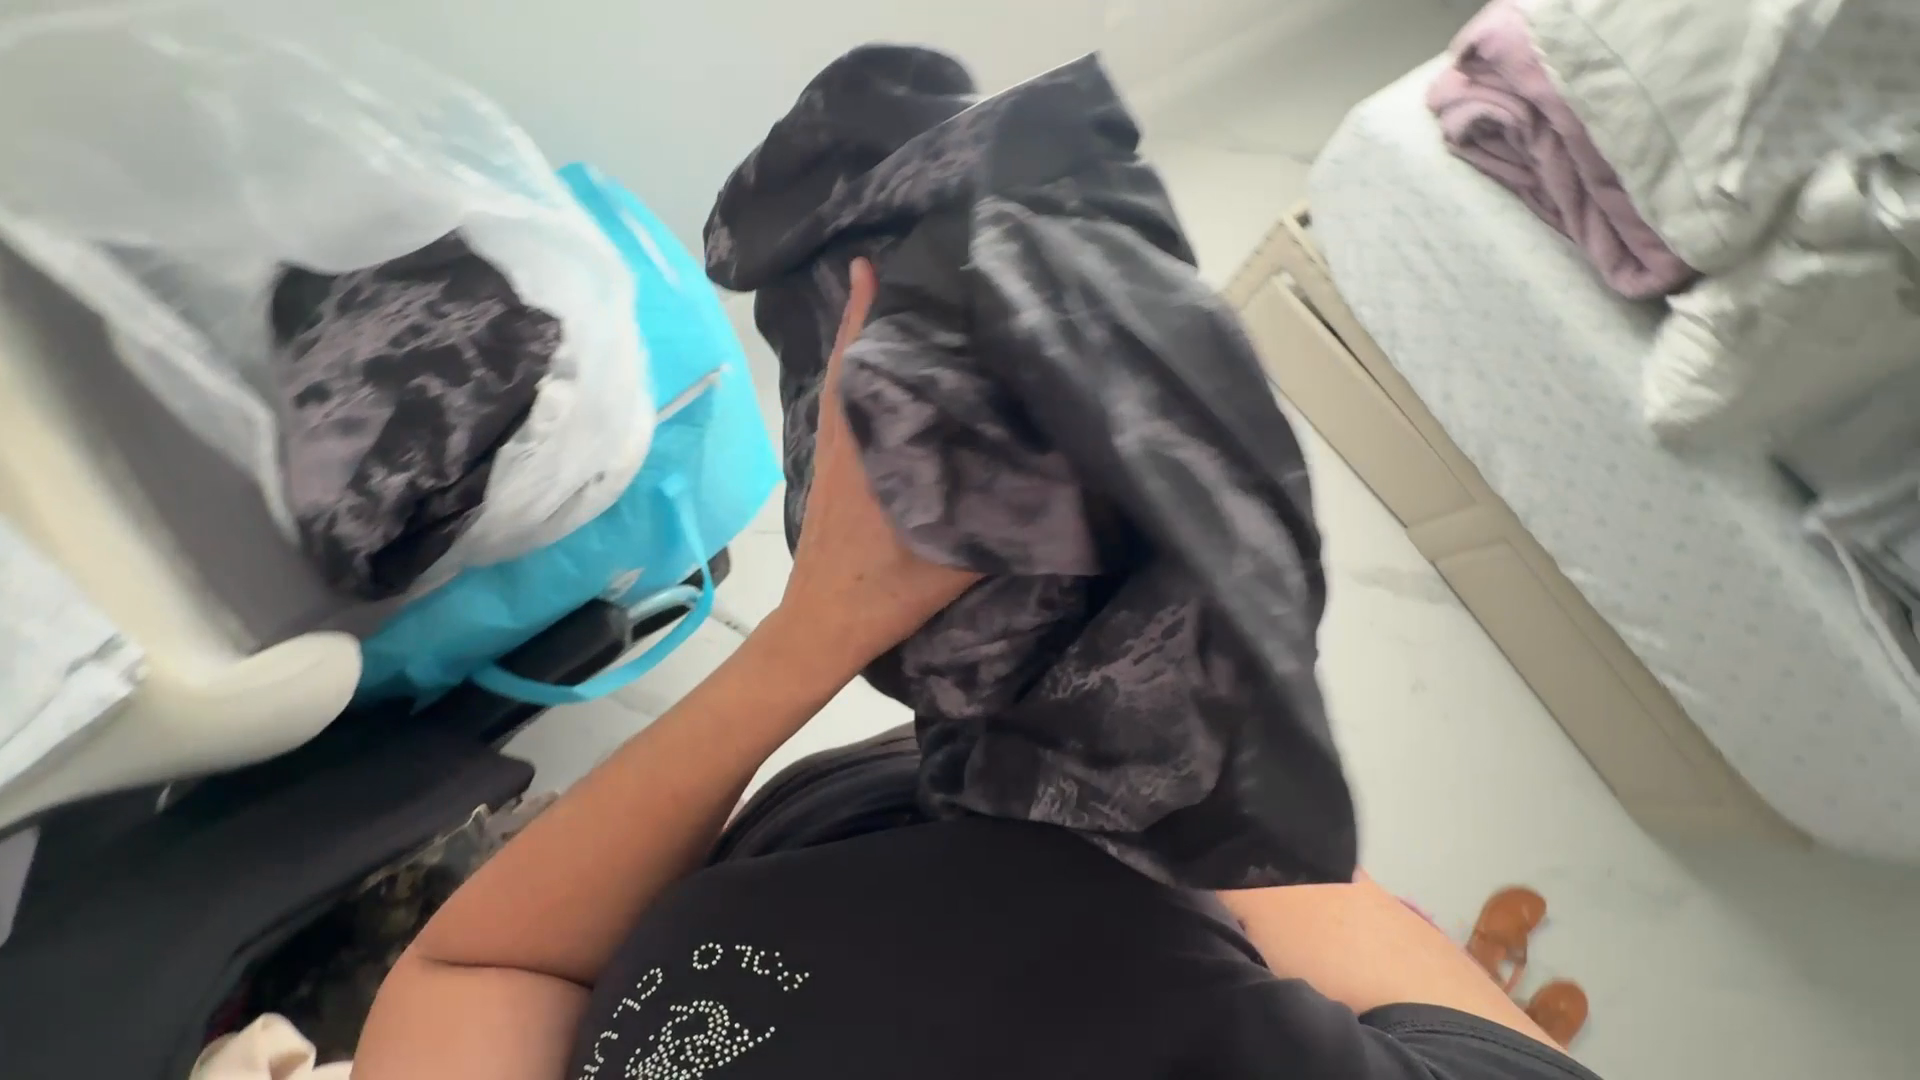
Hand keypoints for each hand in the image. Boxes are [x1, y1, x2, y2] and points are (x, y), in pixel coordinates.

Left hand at [769, 258, 981, 669]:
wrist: (824, 625)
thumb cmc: (885, 593)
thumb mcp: (956, 559)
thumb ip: (1004, 522)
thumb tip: (1061, 487)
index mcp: (873, 450)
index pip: (870, 368)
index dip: (873, 316)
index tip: (888, 267)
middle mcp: (849, 439)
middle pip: (855, 360)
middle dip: (878, 312)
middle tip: (911, 268)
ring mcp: (835, 454)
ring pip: (847, 381)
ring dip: (864, 338)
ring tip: (892, 297)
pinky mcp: (833, 470)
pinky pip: (846, 407)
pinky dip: (860, 376)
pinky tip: (884, 370)